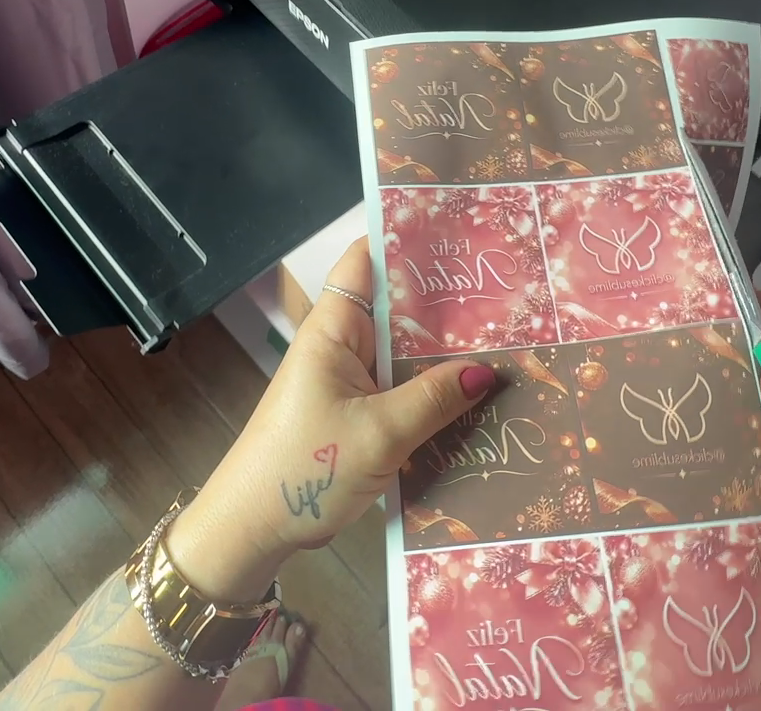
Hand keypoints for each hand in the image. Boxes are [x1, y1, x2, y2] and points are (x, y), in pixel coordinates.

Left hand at [165, 237, 494, 601]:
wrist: (253, 529)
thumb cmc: (305, 469)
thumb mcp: (380, 433)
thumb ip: (434, 399)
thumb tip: (488, 371)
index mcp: (334, 328)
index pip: (366, 261)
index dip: (404, 239)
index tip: (457, 231)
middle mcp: (342, 344)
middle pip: (395, 306)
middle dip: (443, 298)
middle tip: (505, 289)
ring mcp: (351, 380)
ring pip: (403, 350)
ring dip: (443, 348)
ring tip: (507, 336)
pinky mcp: (358, 412)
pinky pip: (402, 386)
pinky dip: (433, 386)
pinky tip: (476, 392)